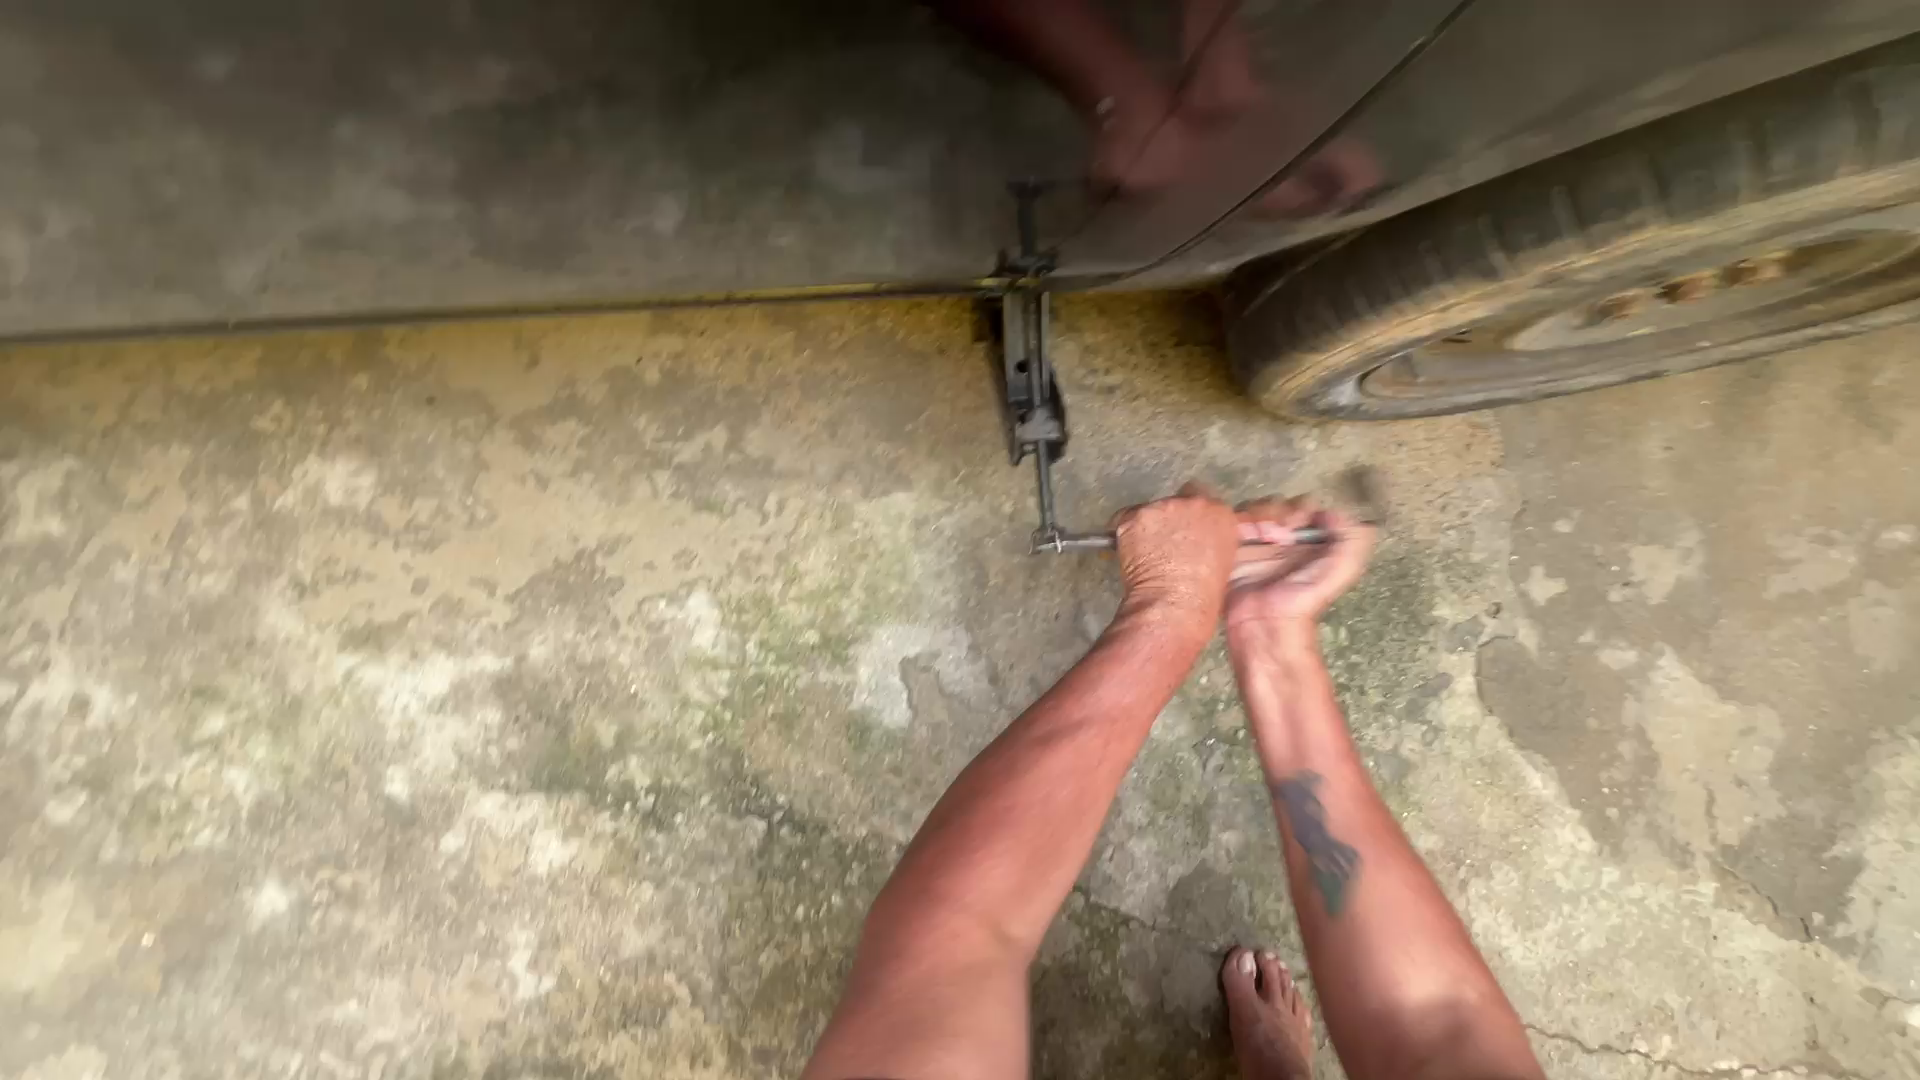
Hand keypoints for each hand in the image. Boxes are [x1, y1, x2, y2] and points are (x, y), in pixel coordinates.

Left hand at [1111, 482, 1239, 635]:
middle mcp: (1191, 504)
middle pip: (1174, 502)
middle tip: (1164, 546)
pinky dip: (1125, 533)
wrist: (1175, 601)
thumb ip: (1214, 541)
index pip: (1202, 499)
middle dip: (1169, 520)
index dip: (1190, 515)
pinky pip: (1125, 519)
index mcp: (1220, 514)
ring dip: (1147, 526)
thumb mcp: (1225, 563)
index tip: (1184, 529)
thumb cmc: (1202, 595)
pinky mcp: (1133, 517)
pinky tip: (1131, 553)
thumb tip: (1201, 543)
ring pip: (1149, 510)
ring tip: (1147, 554)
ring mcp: (1160, 508)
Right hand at [1225, 497, 1375, 633]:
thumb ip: (1351, 538)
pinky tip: (1243, 536)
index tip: (1296, 525)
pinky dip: (1235, 522)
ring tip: (1259, 536)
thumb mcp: (1342, 569)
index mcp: (1309, 541)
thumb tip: (1330, 511)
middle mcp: (1283, 539)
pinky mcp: (1232, 549)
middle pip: (1276, 504)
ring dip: (1256, 516)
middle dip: (1275, 512)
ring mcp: (1256, 543)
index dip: (1300, 509)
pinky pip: (1230, 523)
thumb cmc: (1304, 598)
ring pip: (1253, 510)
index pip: (1304, 506)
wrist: (1266, 621)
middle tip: (1275, 534)